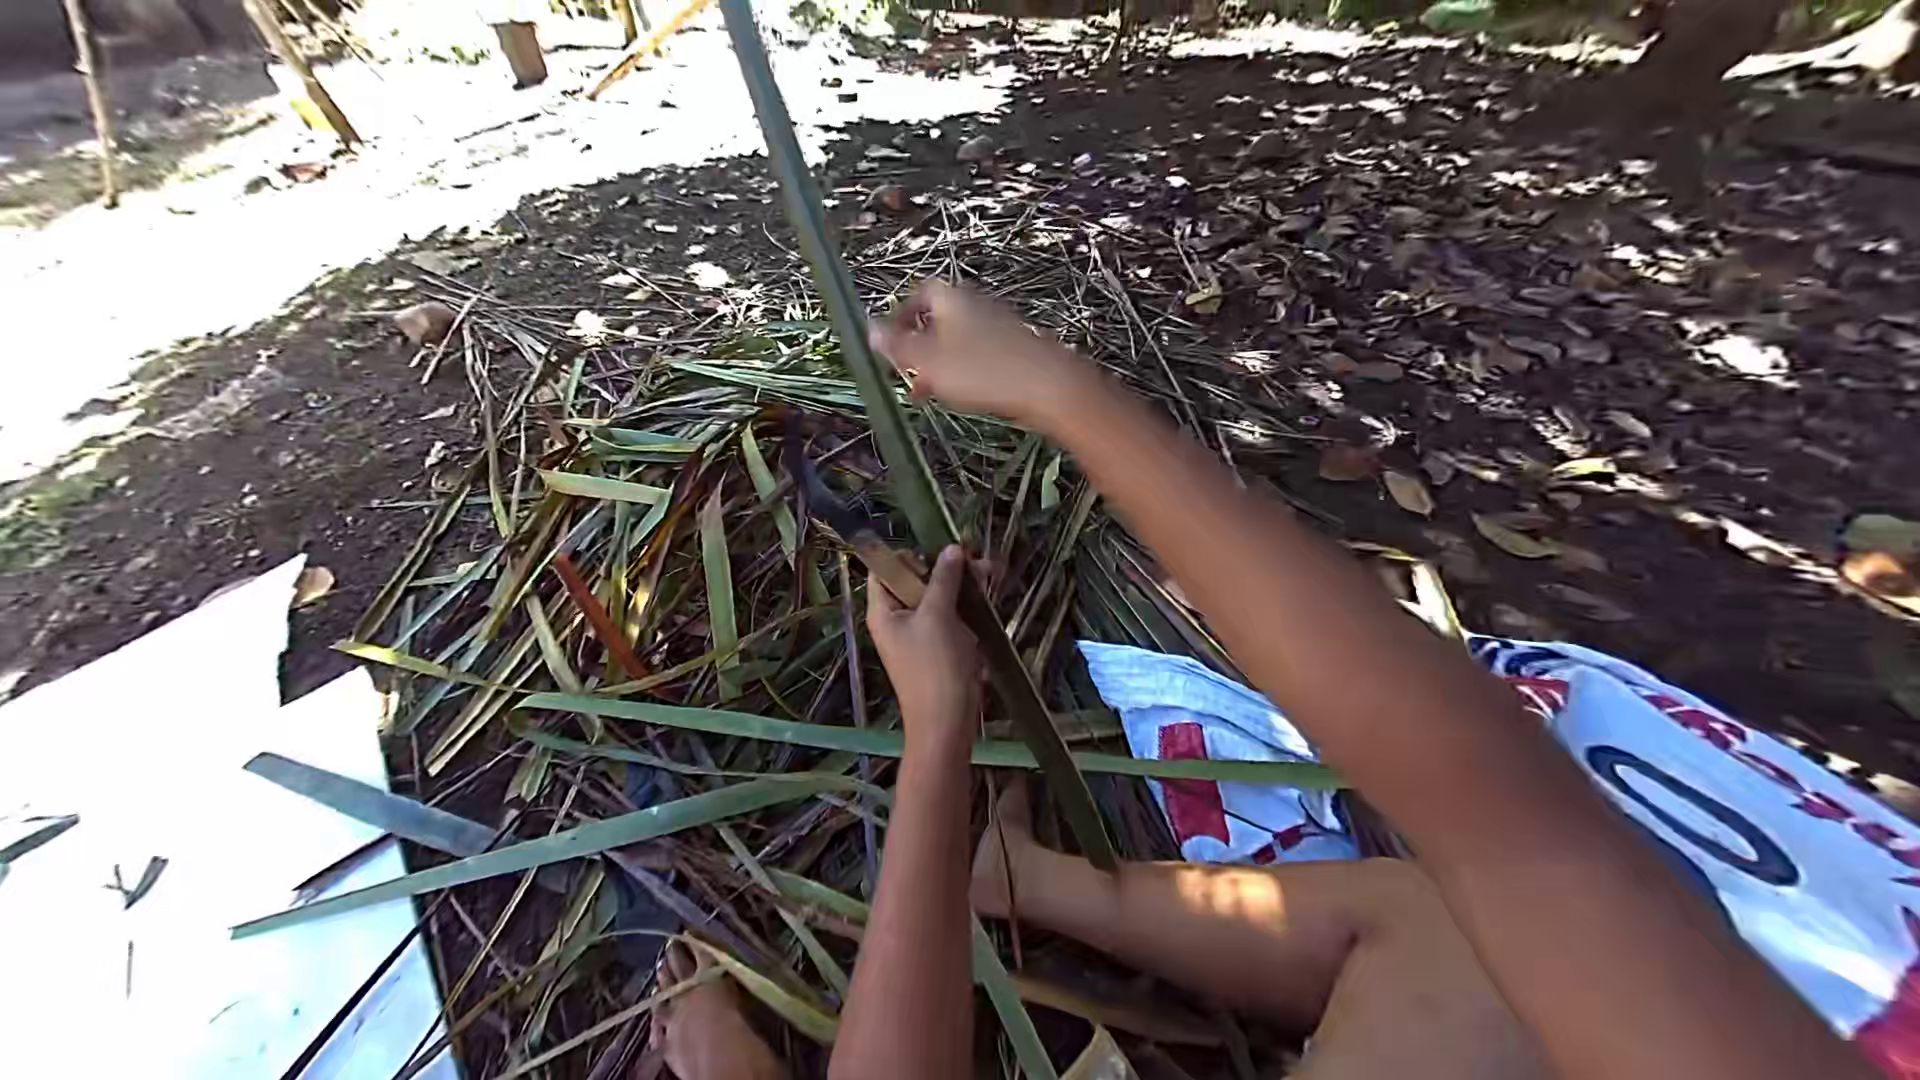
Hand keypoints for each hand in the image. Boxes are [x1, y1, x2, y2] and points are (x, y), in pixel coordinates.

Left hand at [868, 544, 982, 749]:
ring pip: (940, 598)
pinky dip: (969, 605)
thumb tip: (952, 549)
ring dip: (964, 585)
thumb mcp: (938, 616)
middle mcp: (899, 619)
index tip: (939, 552)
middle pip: (918, 581)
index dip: (910, 557)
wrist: (947, 723)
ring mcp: (922, 634)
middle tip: (977, 562)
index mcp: (884, 611)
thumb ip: (944, 579)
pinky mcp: (943, 647)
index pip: (885, 570)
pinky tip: (990, 596)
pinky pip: (953, 617)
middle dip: (948, 569)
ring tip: (992, 574)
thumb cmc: (935, 667)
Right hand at [869, 280, 1093, 429]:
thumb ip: (898, 346)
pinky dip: (965, 373)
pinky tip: (965, 397)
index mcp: (953, 301)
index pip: (921, 293)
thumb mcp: (929, 361)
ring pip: (960, 342)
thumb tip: (868, 327)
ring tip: (930, 394)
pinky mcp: (1017, 352)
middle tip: (907, 374)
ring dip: (940, 365)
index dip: (902, 314)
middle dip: (920, 347)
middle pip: (940, 320)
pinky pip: (981, 358)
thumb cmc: (981, 370)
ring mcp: (1000, 329)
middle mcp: (977, 307)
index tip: (891, 340)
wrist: (1047, 386)